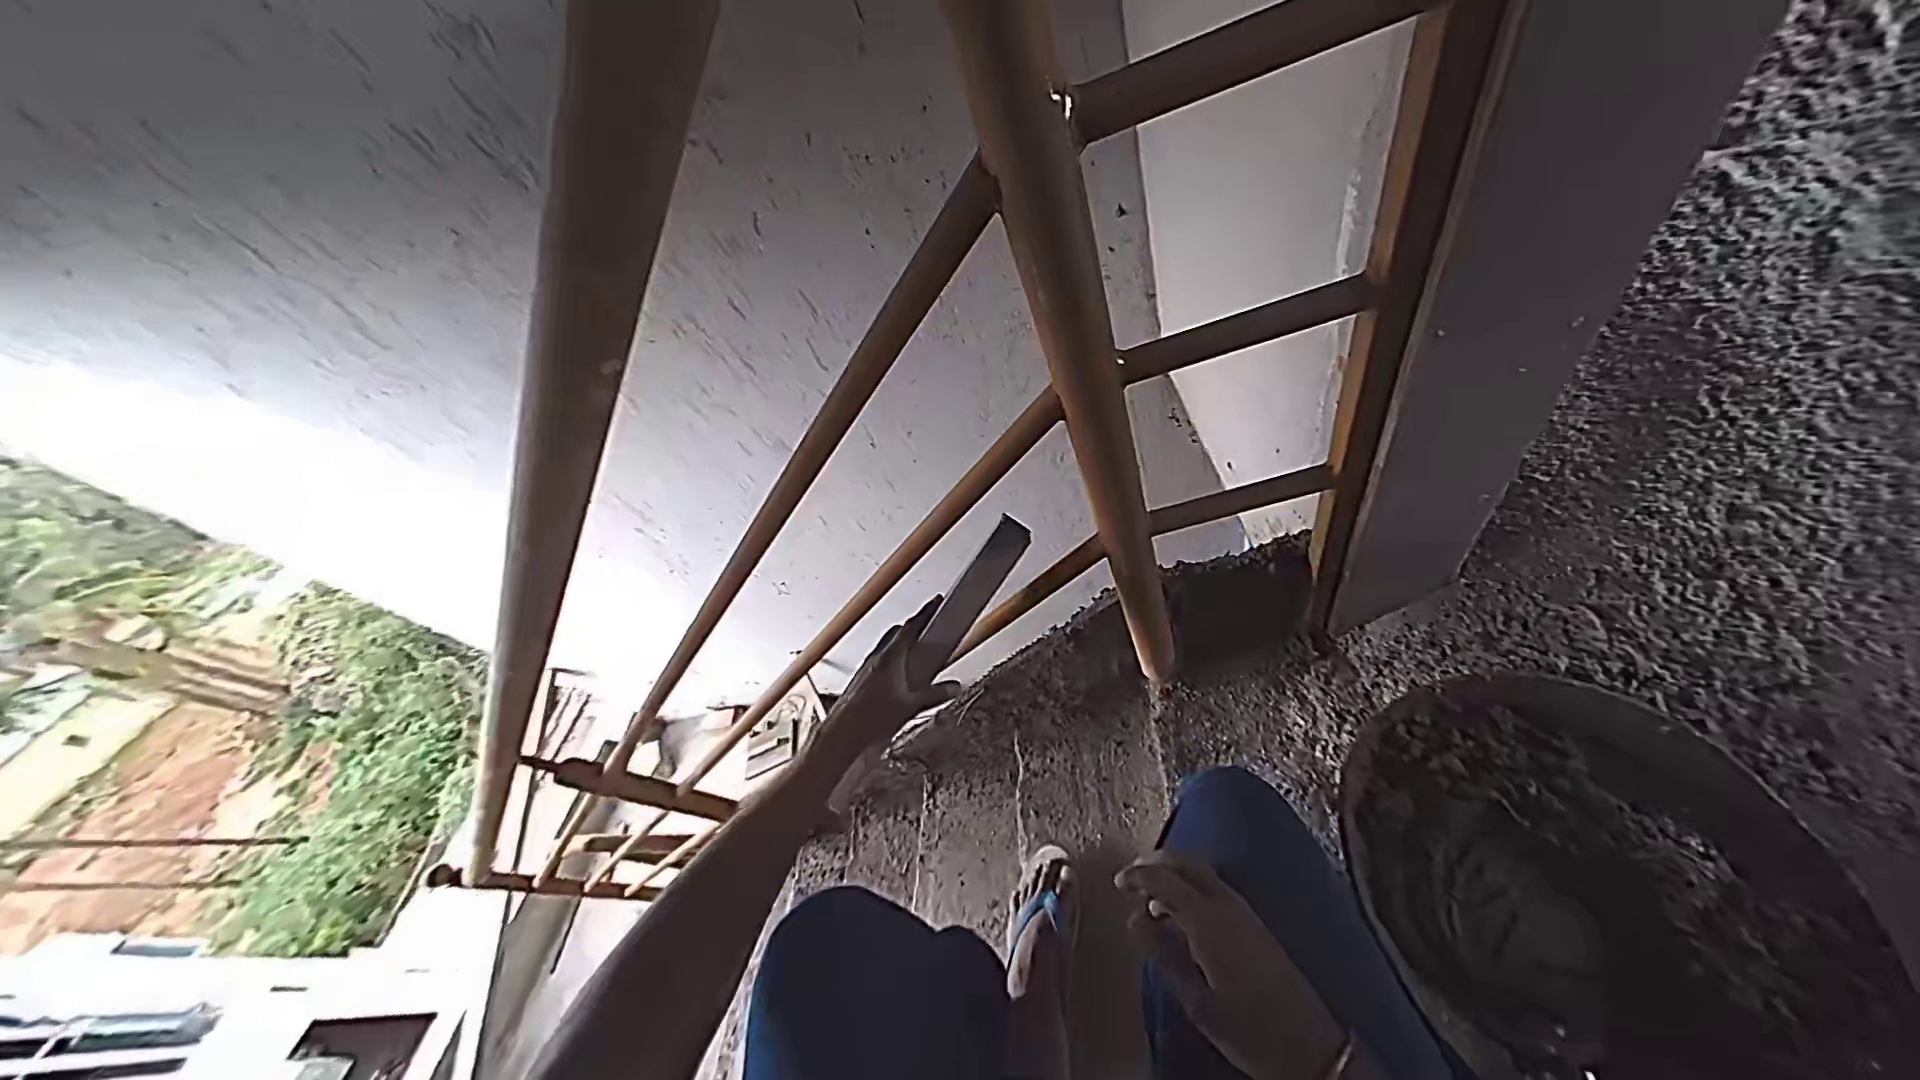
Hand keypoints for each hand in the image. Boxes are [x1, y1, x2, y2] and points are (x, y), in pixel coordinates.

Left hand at [808, 595, 961, 770]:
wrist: (841, 733)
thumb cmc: (869, 718)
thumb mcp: (910, 707)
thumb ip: (934, 695)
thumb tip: (951, 687)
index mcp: (890, 658)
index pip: (911, 627)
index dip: (925, 612)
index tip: (935, 601)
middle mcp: (876, 658)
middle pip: (896, 633)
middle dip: (912, 628)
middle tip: (926, 628)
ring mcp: (866, 668)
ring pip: (886, 646)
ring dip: (899, 645)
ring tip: (914, 656)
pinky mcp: (859, 680)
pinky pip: (878, 661)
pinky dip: (890, 661)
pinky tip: (896, 679)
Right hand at [1118, 851, 1346, 1079]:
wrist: (1313, 1050)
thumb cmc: (1249, 1030)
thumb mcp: (1197, 1000)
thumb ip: (1163, 955)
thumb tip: (1134, 922)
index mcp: (1208, 920)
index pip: (1164, 879)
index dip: (1137, 876)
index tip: (1118, 883)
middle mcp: (1226, 905)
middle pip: (1184, 863)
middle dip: (1155, 865)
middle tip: (1133, 883)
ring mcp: (1243, 911)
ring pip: (1200, 873)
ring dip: (1173, 876)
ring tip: (1152, 903)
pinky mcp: (1253, 922)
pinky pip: (1213, 887)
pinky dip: (1189, 888)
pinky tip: (1181, 916)